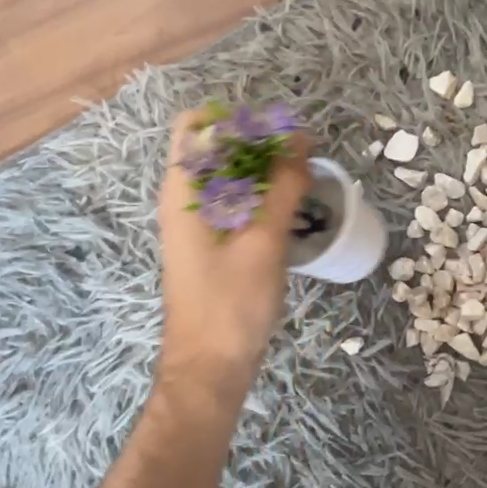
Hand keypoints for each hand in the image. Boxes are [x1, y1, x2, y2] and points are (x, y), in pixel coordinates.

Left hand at [157, 109, 311, 396]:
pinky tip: (292, 209)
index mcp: (182, 193)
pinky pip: (235, 205)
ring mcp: (197, 225)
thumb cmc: (231, 304)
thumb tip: (300, 140)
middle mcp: (184, 202)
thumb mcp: (263, 241)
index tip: (276, 133)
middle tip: (301, 158)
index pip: (195, 126)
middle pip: (216, 149)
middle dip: (258, 143)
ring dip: (264, 171)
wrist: (210, 368)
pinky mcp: (213, 246)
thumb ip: (282, 187)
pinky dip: (262, 198)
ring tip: (304, 180)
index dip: (234, 119)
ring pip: (229, 178)